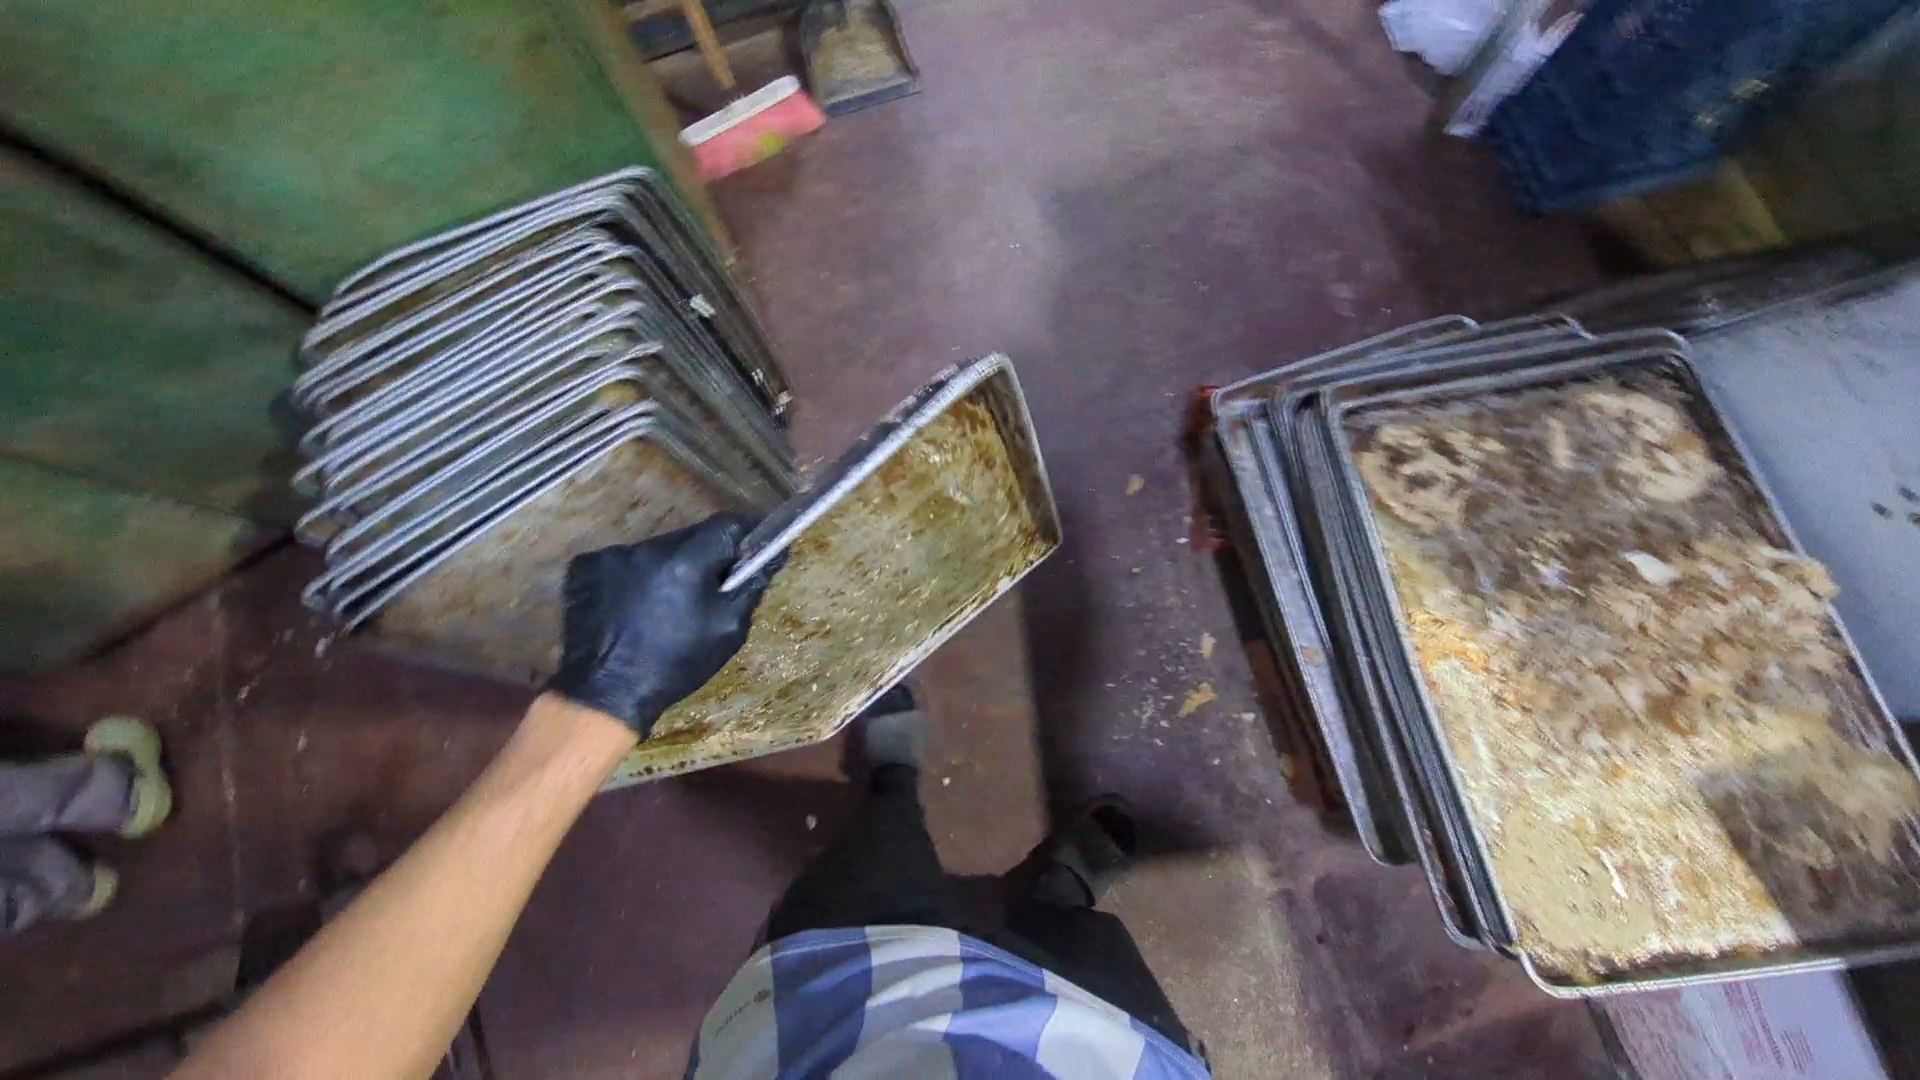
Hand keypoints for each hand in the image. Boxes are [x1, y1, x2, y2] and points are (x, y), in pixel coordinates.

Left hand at [545, 513, 782, 735]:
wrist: (605, 693)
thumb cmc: (676, 664)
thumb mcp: (727, 629)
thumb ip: (751, 584)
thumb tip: (776, 552)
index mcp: (685, 561)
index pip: (726, 525)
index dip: (745, 533)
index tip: (754, 547)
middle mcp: (646, 549)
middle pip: (691, 536)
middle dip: (707, 555)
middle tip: (713, 585)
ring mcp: (611, 556)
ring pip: (659, 550)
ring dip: (672, 566)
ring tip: (671, 602)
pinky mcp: (585, 568)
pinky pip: (627, 562)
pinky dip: (639, 577)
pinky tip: (637, 606)